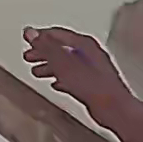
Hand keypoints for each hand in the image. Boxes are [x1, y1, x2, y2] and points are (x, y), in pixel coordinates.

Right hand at [22, 26, 142, 128]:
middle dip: (43, 52)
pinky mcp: (94, 84)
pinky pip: (73, 76)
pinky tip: (56, 83)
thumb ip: (44, 46)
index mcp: (83, 44)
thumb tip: (31, 32)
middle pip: (61, 48)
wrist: (114, 109)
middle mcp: (90, 54)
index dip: (39, 36)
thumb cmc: (93, 85)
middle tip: (30, 55)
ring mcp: (93, 69)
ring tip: (37, 71)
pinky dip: (61, 77)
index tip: (28, 38)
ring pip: (66, 63)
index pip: (56, 33)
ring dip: (50, 66)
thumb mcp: (61, 61)